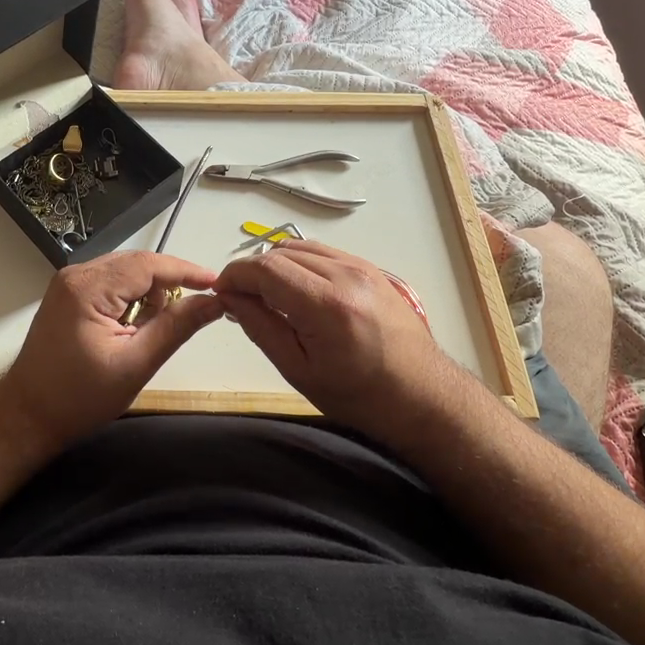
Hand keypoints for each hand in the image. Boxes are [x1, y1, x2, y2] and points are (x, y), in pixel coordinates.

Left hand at [0, 252, 221, 446]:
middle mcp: (76, 274)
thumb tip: (214, 302)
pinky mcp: (68, 294)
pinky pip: (111, 284)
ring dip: (148, 294)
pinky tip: (134, 328)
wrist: (28, 415)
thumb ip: (175, 327)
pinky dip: (130, 300)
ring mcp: (69, 283)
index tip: (217, 283)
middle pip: (136, 264)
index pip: (147, 264)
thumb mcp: (135, 364)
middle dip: (168, 284)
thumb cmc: (80, 397)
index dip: (185, 271)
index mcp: (88, 287)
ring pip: (125, 273)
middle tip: (194, 310)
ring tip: (153, 331)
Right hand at [214, 239, 453, 431]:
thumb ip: (261, 327)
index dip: (235, 275)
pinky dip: (300, 264)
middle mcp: (345, 275)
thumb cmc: (358, 395)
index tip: (221, 292)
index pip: (265, 269)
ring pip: (300, 248)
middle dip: (252, 271)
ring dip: (275, 265)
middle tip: (242, 299)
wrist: (423, 396)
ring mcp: (362, 267)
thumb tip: (230, 298)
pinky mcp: (371, 268)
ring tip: (268, 296)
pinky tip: (298, 291)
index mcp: (326, 306)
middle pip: (280, 253)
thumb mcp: (299, 370)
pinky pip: (323, 253)